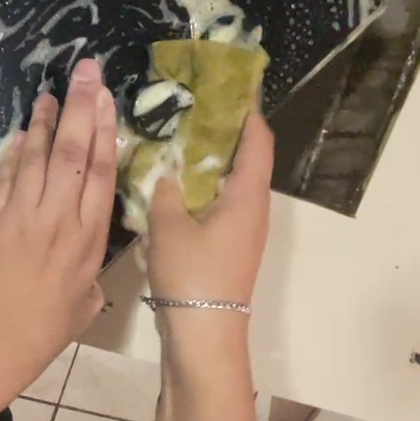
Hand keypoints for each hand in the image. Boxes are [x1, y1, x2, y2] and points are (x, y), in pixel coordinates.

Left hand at [0, 58, 118, 409]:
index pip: (100, 172)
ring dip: (43, 122)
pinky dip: (13, 153)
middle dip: (80, 108)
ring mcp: (23, 216)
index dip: (105, 131)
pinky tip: (20, 133)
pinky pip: (6, 177)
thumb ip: (95, 262)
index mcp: (89, 238)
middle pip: (72, 153)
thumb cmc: (51, 325)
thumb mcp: (89, 296)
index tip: (108, 99)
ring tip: (51, 94)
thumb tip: (92, 240)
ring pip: (37, 158)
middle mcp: (59, 219)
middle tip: (86, 72)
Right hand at [144, 110, 274, 344]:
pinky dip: (194, 195)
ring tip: (169, 146)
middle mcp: (251, 210)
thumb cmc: (193, 275)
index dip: (245, 110)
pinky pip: (212, 210)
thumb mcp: (168, 227)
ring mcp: (240, 233)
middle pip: (241, 160)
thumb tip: (163, 172)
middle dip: (217, 135)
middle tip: (185, 112)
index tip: (226, 86)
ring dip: (202, 167)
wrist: (204, 335)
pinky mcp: (225, 251)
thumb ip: (163, 191)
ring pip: (224, 187)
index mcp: (247, 196)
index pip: (256, 139)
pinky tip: (164, 193)